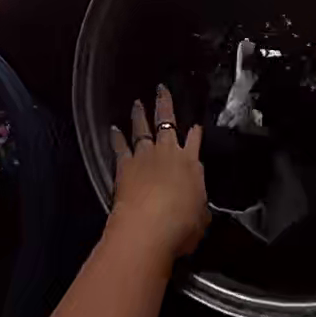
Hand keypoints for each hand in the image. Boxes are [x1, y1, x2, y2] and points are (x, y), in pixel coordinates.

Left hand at [107, 86, 207, 260]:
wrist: (149, 226)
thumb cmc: (182, 226)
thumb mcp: (201, 218)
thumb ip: (199, 204)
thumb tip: (197, 200)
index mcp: (191, 164)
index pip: (194, 141)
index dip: (195, 132)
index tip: (194, 124)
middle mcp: (168, 152)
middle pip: (167, 123)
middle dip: (165, 105)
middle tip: (161, 90)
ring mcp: (145, 155)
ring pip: (142, 128)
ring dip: (140, 115)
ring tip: (137, 103)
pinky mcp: (125, 164)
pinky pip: (120, 146)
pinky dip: (117, 137)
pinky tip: (114, 128)